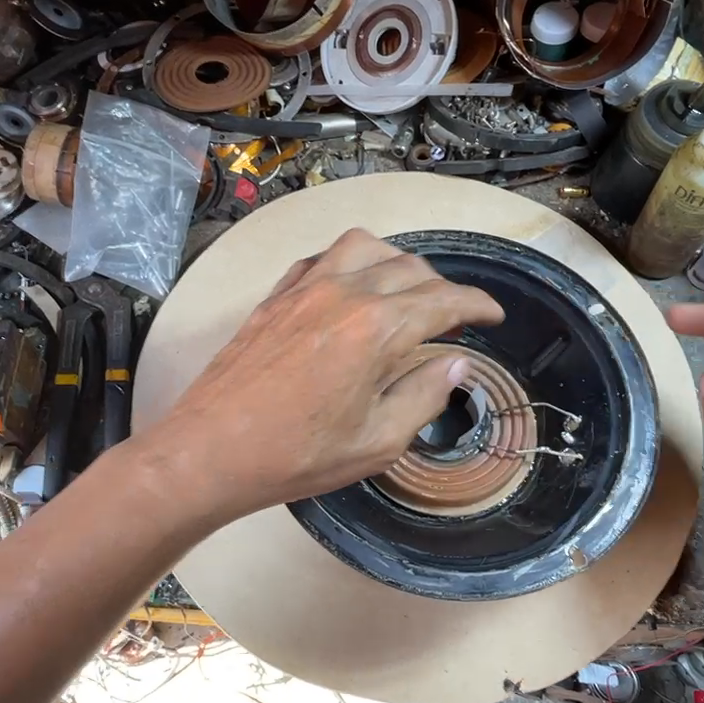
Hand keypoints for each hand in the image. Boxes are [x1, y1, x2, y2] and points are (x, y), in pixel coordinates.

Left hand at [150, 229, 504, 519]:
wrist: (211, 451)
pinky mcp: (275, 297)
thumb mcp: (376, 442)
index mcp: (377, 329)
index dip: (477, 305)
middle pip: (411, 269)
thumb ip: (424, 396)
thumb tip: (456, 364)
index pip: (444, 301)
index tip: (493, 315)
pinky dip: (349, 263)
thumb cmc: (295, 456)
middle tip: (453, 318)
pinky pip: (321, 258)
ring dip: (397, 262)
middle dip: (442, 288)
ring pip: (365, 247)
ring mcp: (303, 288)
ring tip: (406, 293)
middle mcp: (344, 293)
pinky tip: (350, 288)